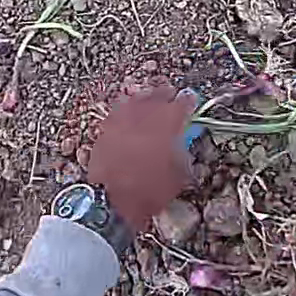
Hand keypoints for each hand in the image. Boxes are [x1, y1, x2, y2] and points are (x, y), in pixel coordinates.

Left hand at [86, 87, 194, 234]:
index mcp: (167, 125)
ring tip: (149, 98)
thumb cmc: (149, 191)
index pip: (181, 105)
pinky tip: (127, 113)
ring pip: (135, 100)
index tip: (191, 99)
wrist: (110, 201)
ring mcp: (122, 121)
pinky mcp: (104, 130)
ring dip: (144, 98)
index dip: (188, 101)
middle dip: (166, 94)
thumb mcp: (178, 177)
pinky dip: (125, 110)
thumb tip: (181, 148)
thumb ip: (182, 156)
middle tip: (171, 94)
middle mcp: (144, 117)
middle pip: (156, 96)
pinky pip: (118, 112)